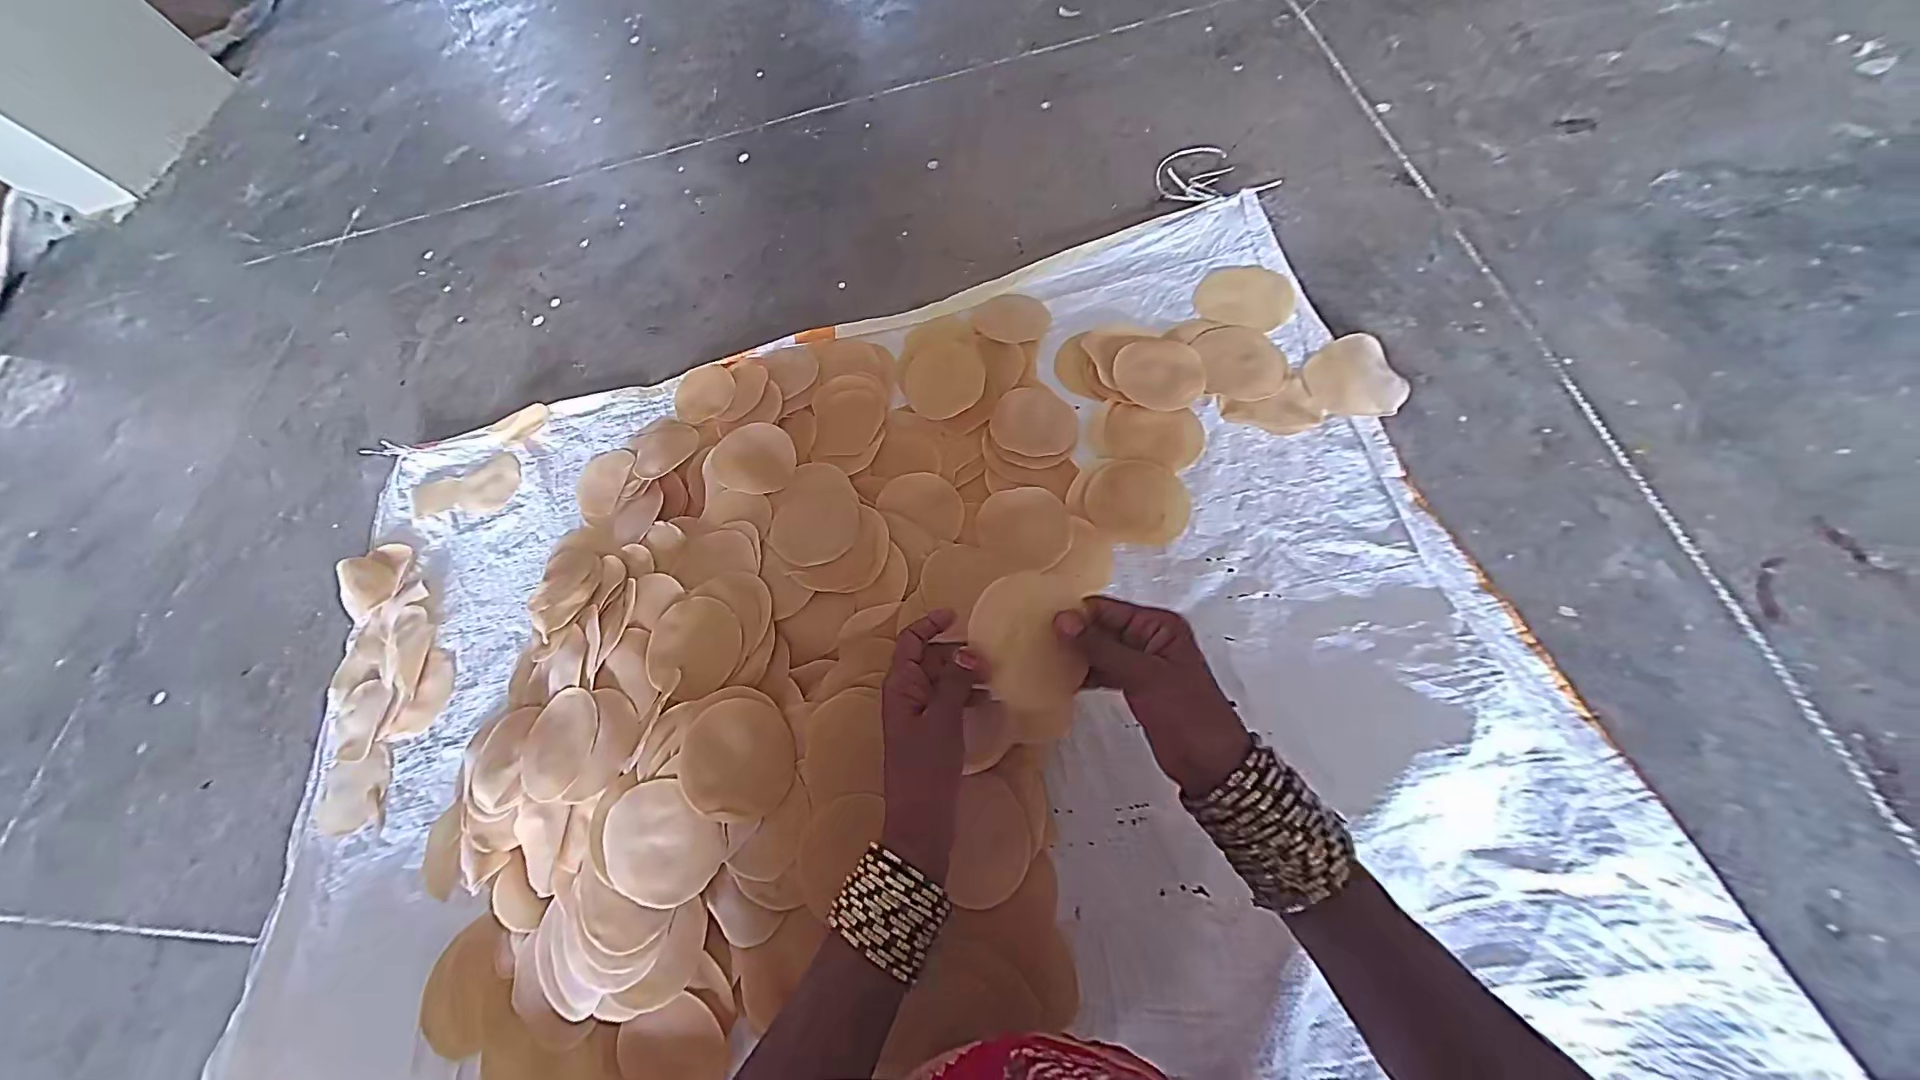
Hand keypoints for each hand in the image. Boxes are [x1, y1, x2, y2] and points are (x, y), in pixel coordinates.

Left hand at [878, 609, 981, 879]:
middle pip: (928, 659)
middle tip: (988, 653)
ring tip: (994, 675)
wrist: (920, 820)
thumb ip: (954, 682)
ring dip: (963, 674)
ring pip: (940, 681)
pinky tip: (988, 699)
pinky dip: (964, 695)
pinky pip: (947, 702)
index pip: (909, 642)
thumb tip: (968, 651)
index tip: (956, 615)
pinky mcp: (930, 733)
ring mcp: (917, 715)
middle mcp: (905, 695)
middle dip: (955, 653)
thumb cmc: (926, 766)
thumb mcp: (943, 719)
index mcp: (899, 686)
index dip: (929, 625)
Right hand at [1054, 596, 1251, 796]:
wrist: (1211, 765)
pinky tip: (1063, 679)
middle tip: (1037, 639)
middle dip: (1073, 633)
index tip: (1043, 620)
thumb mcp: (1143, 676)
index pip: (1107, 608)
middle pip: (1101, 627)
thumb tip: (1065, 621)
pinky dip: (1085, 674)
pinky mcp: (1135, 684)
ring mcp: (1141, 662)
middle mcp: (1149, 638)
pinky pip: (1103, 670)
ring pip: (1099, 649)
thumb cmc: (1190, 715)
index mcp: (1159, 625)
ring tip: (1044, 657)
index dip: (1076, 613)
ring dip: (1076, 654)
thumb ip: (1102, 648)